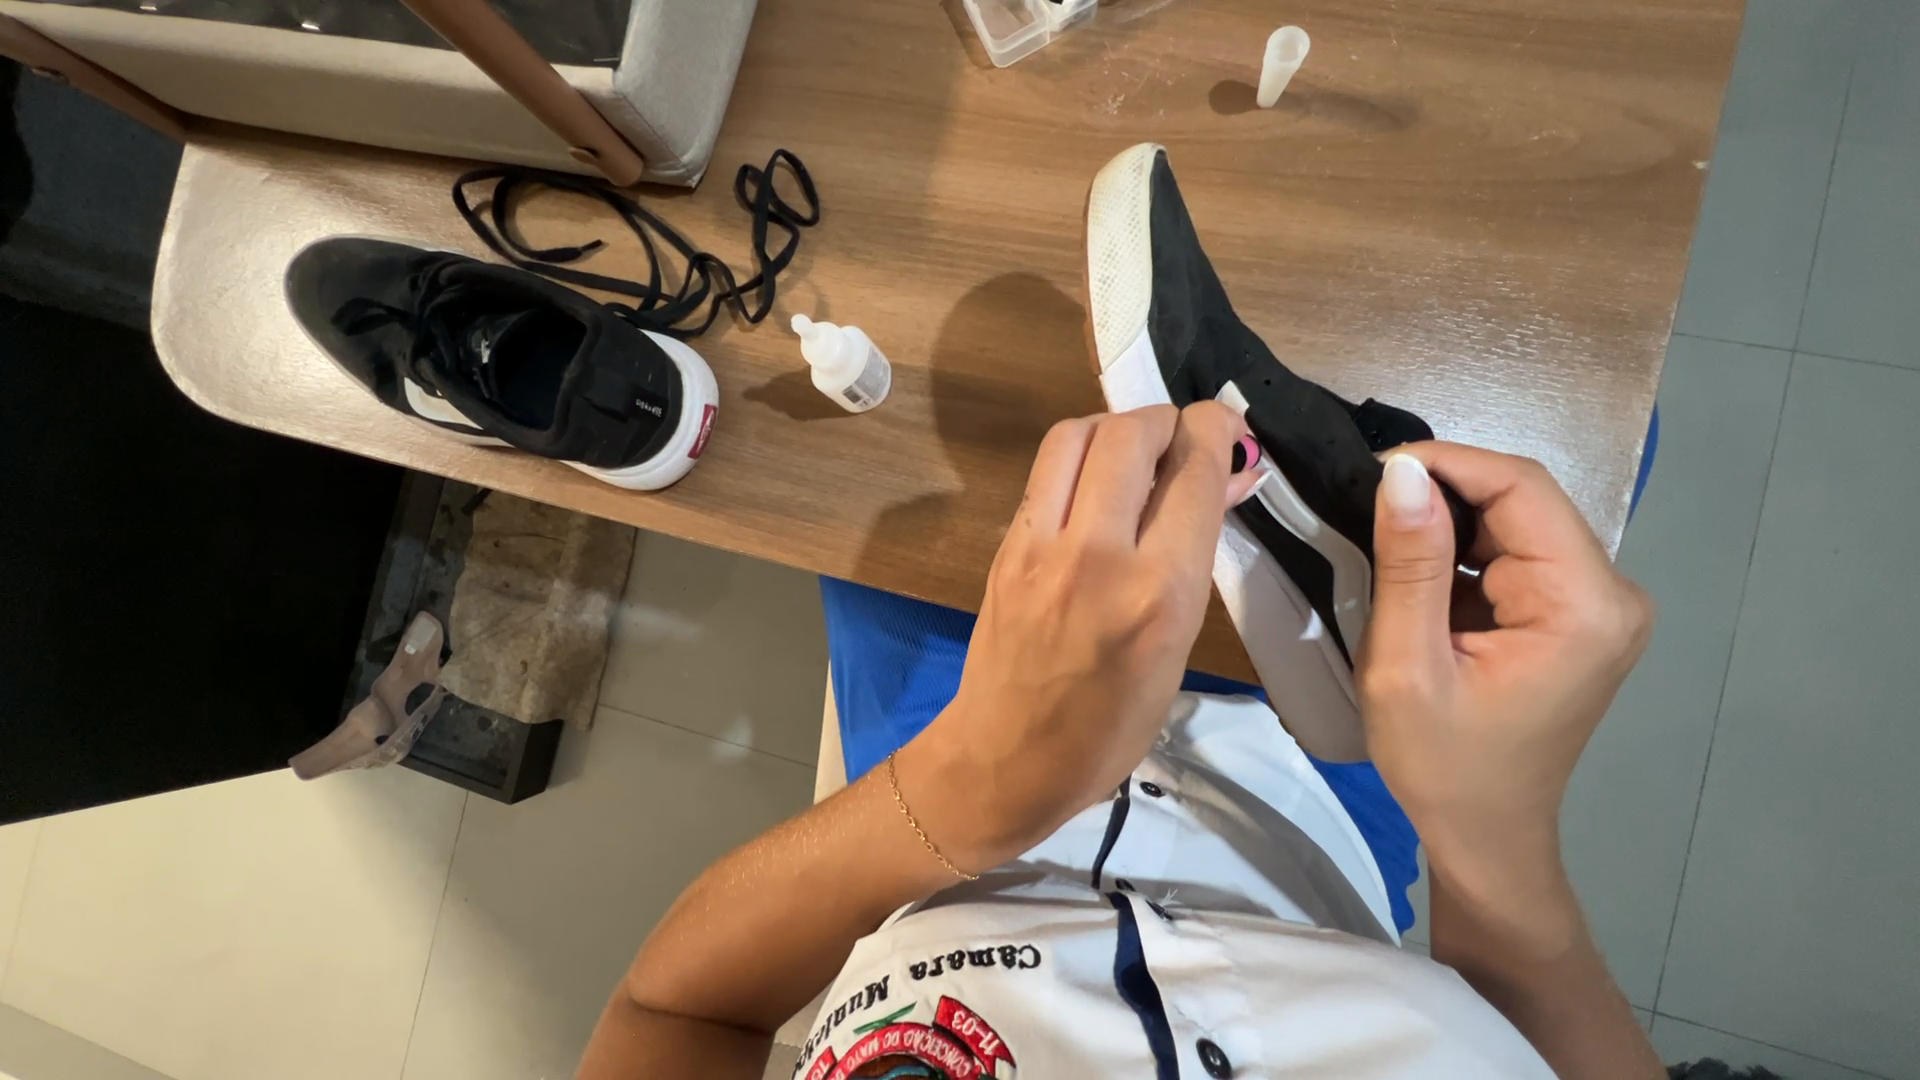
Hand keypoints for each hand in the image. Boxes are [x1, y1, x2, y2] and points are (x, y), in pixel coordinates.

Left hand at [898, 403, 1260, 872]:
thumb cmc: (1110, 726)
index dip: (1216, 434)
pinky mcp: (1006, 545)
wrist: (1008, 756)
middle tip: (1181, 445)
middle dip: (1168, 422)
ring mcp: (1041, 546)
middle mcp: (1098, 555)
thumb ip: (1198, 556)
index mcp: (1159, 592)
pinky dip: (1078, 455)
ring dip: (1116, 427)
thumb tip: (1227, 479)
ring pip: (1078, 433)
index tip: (1225, 436)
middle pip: (1132, 433)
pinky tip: (1095, 482)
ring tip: (1135, 454)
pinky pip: (1046, 470)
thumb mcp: (1177, 646)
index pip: (1194, 471)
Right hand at [1356, 444, 1652, 902]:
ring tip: (1374, 528)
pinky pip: (1508, 554)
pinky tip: (1409, 562)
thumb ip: (1408, 564)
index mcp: (1580, 605)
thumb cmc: (1440, 760)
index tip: (1367, 470)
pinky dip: (1455, 548)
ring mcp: (1591, 604)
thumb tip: (1400, 473)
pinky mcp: (1567, 615)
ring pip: (1512, 522)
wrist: (1482, 831)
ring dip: (1443, 518)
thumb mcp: (1406, 663)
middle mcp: (1607, 593)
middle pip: (1521, 500)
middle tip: (1359, 499)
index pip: (1520, 488)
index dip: (1444, 462)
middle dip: (1440, 488)